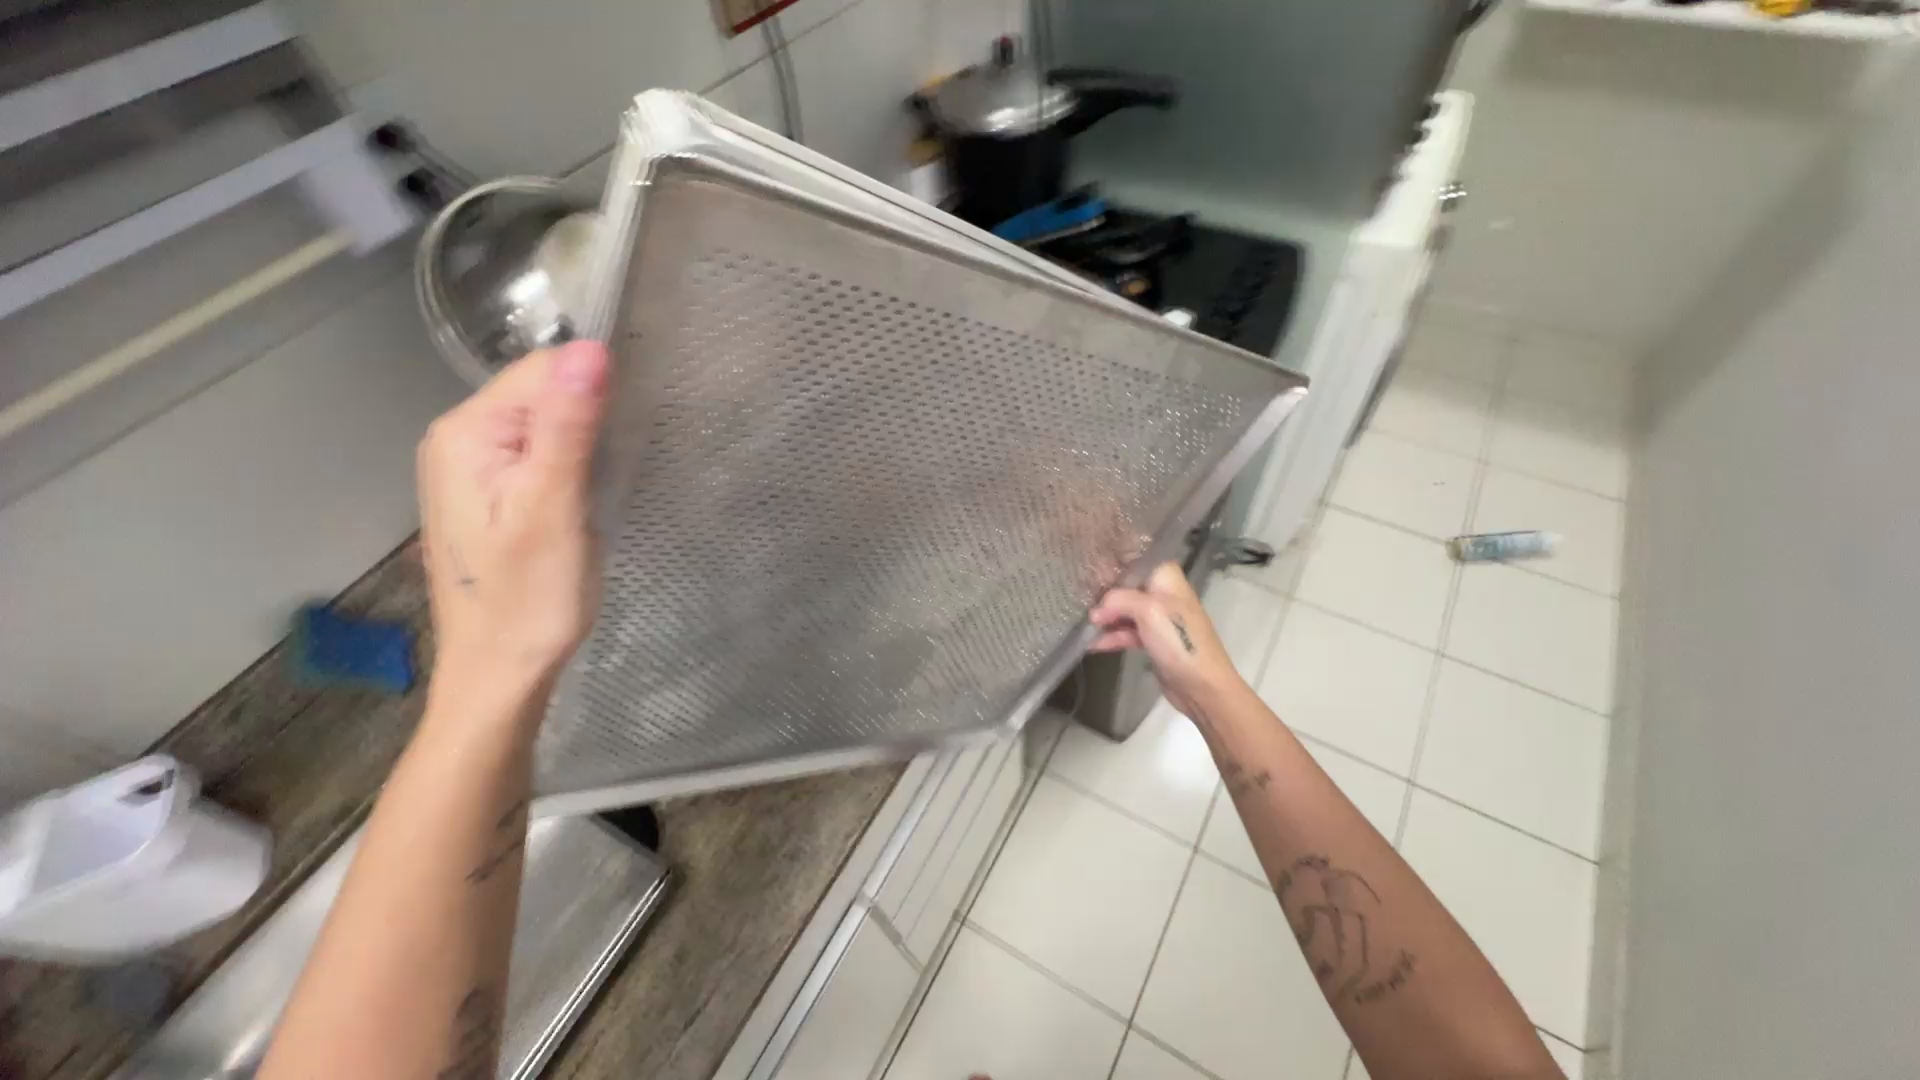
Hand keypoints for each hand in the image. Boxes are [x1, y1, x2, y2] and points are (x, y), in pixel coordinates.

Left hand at [417, 341, 610, 693]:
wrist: (502, 671)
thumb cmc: (529, 597)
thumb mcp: (553, 508)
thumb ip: (568, 426)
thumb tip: (590, 348)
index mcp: (465, 433)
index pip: (542, 372)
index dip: (591, 397)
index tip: (618, 442)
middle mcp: (458, 439)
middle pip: (542, 394)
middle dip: (588, 422)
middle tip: (608, 476)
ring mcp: (472, 467)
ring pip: (547, 424)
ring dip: (584, 446)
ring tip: (598, 491)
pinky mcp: (492, 492)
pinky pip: (541, 453)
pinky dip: (572, 466)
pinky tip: (583, 499)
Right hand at [1090, 564, 1251, 720]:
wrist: (1202, 686)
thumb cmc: (1179, 640)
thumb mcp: (1148, 610)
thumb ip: (1119, 600)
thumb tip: (1097, 609)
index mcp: (1167, 579)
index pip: (1137, 561)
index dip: (1113, 564)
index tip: (1088, 568)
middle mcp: (1164, 594)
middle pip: (1127, 587)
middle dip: (1104, 594)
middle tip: (1080, 600)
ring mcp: (1159, 619)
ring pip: (1125, 611)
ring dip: (1105, 618)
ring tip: (1083, 626)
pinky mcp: (1153, 641)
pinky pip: (1127, 633)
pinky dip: (1112, 637)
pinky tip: (1091, 644)